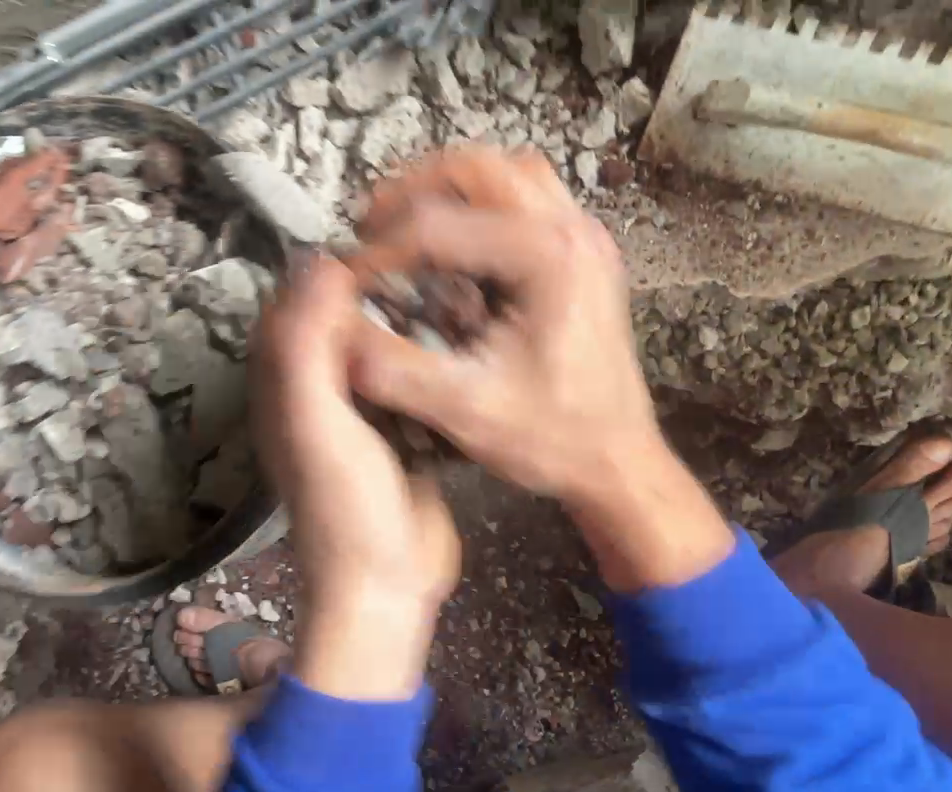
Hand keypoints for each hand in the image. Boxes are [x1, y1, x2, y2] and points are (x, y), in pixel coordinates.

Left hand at [251, 253, 460, 699]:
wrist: (388, 585)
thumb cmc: (346, 512)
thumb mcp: (317, 426)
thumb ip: (308, 349)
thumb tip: (318, 265)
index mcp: (281, 397)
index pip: (287, 317)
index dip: (316, 279)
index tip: (364, 246)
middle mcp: (313, 404)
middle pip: (332, 331)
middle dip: (364, 294)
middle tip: (414, 259)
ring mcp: (358, 423)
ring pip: (373, 355)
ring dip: (399, 322)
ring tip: (443, 284)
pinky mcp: (397, 439)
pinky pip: (404, 385)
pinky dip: (422, 360)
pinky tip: (458, 338)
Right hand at [347, 146, 734, 590]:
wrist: (616, 461)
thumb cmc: (552, 438)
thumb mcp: (463, 409)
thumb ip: (393, 368)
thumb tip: (335, 333)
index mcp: (548, 258)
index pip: (440, 226)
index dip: (381, 251)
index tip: (345, 282)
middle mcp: (572, 232)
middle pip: (479, 169)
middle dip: (413, 192)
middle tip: (368, 226)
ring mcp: (583, 240)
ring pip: (506, 175)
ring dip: (448, 189)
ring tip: (402, 225)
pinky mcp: (579, 258)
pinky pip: (524, 202)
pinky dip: (477, 208)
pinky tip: (449, 246)